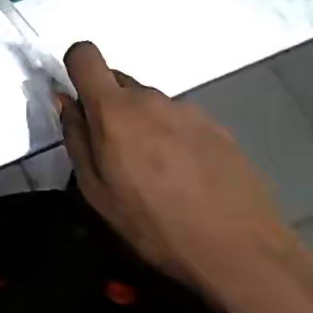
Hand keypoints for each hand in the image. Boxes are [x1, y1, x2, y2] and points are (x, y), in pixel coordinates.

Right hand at [58, 41, 300, 288]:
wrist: (246, 257)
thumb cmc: (156, 225)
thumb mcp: (96, 191)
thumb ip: (75, 137)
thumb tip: (66, 102)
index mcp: (114, 109)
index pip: (84, 55)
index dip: (76, 67)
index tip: (80, 98)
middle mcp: (150, 99)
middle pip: (119, 83)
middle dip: (112, 107)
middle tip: (119, 152)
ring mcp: (189, 112)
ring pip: (152, 105)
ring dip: (146, 125)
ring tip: (160, 173)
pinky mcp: (220, 130)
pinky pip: (183, 122)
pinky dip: (177, 139)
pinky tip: (190, 179)